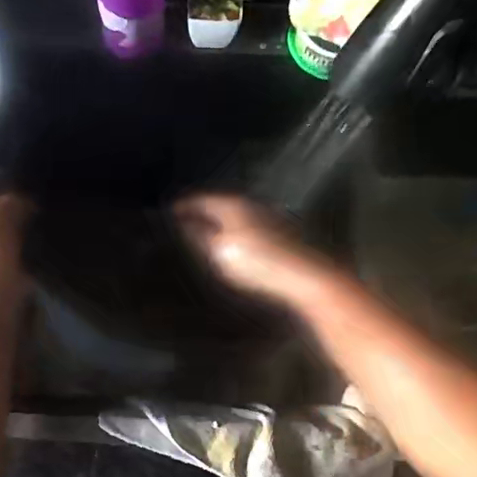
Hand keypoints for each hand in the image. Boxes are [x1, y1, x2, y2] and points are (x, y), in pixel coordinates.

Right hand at [174, 193, 333, 302]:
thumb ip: (199, 236)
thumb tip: (185, 223)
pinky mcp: (282, 230)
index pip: (201, 200)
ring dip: (219, 220)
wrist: (304, 276)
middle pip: (220, 203)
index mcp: (233, 205)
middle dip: (202, 211)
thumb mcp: (220, 253)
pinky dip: (234, 228)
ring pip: (235, 213)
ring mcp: (268, 215)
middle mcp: (251, 204)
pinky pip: (248, 223)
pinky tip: (232, 242)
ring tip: (205, 232)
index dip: (184, 206)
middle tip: (184, 220)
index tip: (171, 212)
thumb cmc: (257, 263)